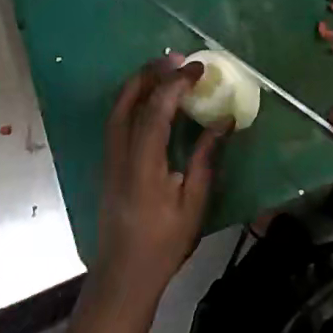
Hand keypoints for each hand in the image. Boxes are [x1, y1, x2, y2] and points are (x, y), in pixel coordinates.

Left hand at [91, 56, 229, 306]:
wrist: (124, 273)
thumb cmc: (163, 242)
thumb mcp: (194, 202)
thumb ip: (206, 157)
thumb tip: (224, 120)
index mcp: (143, 161)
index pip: (157, 109)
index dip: (177, 84)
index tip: (199, 70)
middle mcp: (120, 152)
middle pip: (128, 100)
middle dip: (151, 73)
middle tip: (178, 59)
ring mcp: (110, 157)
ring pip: (118, 108)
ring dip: (139, 84)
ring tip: (164, 71)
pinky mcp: (109, 164)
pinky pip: (117, 121)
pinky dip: (133, 101)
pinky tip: (150, 101)